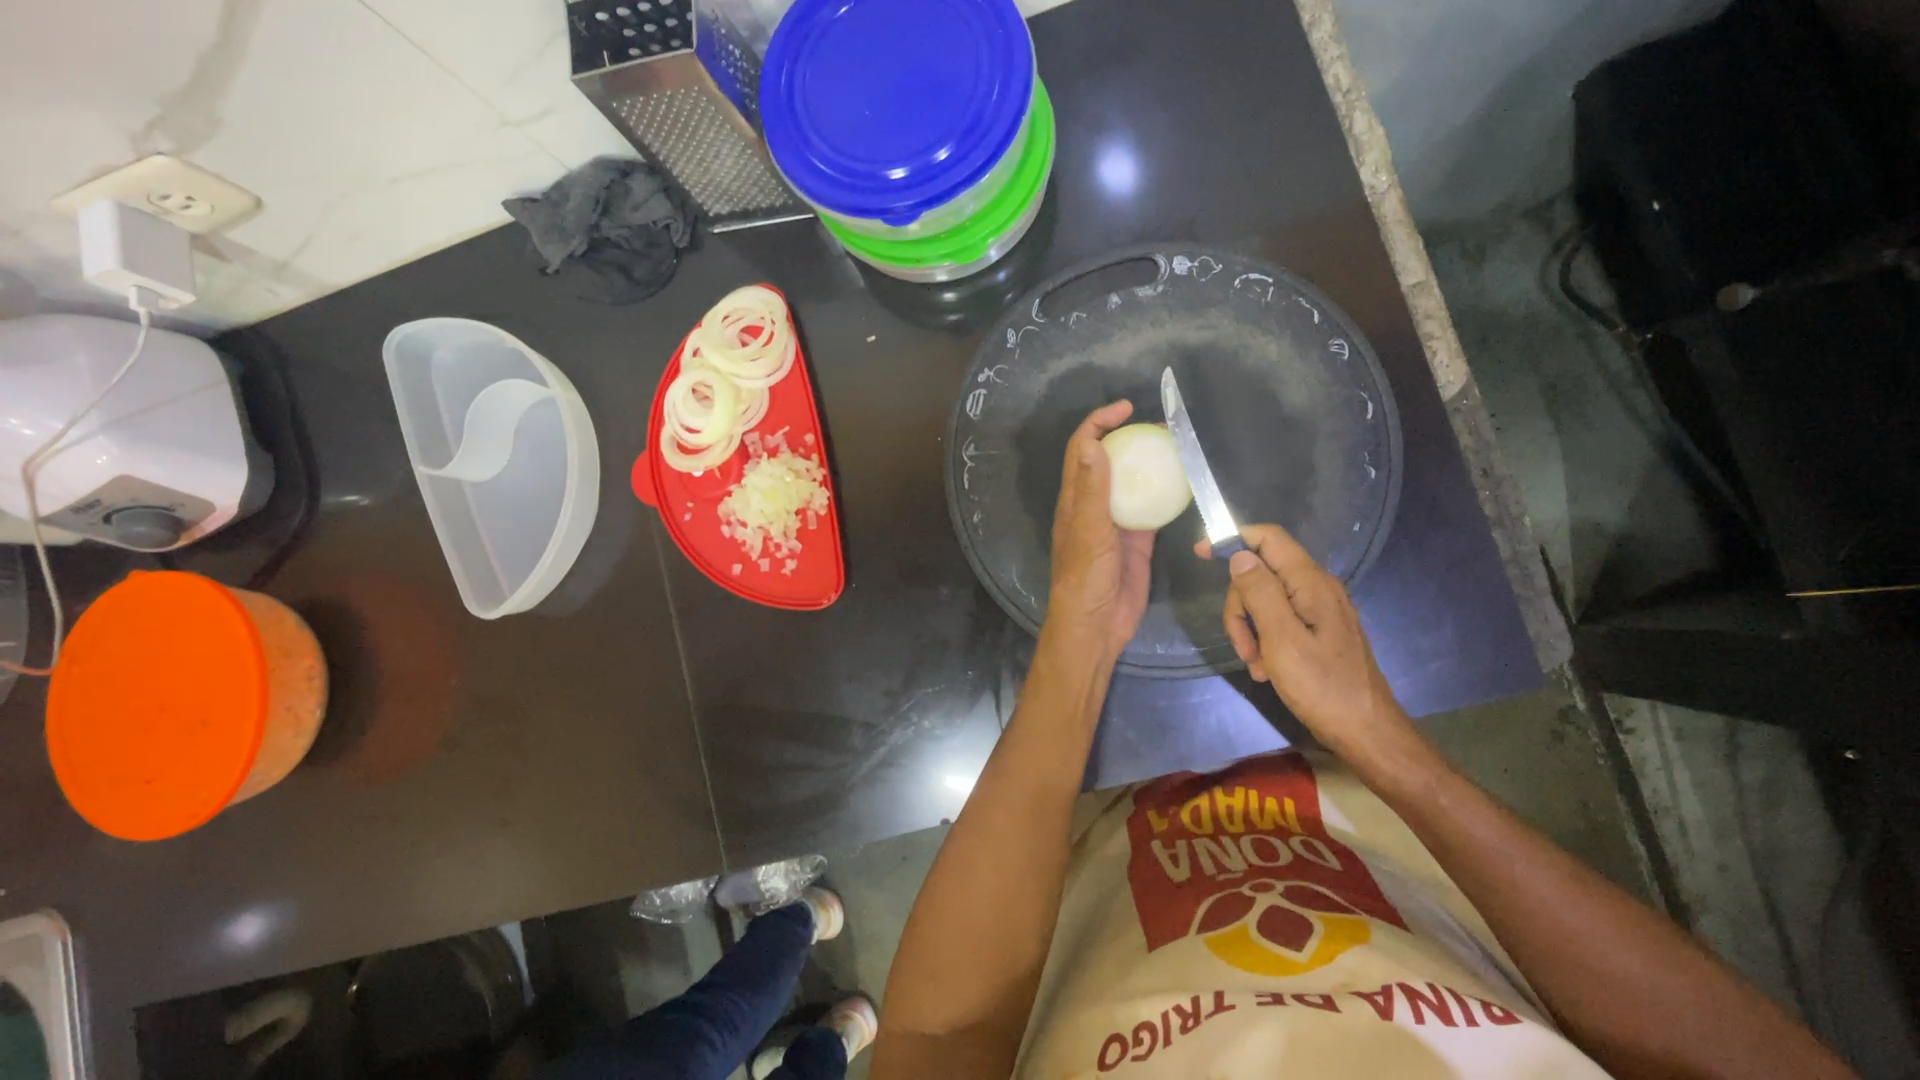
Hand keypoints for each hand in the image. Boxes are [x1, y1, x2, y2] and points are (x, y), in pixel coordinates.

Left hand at [1046, 401, 1154, 659]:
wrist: (1097, 624)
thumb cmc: (1085, 578)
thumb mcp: (1089, 531)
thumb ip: (1093, 490)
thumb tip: (1094, 443)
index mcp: (1075, 498)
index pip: (1084, 449)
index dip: (1099, 422)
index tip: (1126, 408)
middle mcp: (1094, 505)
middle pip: (1111, 460)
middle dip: (1130, 436)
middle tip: (1161, 425)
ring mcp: (1117, 522)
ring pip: (1134, 483)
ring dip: (1150, 463)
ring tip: (1177, 445)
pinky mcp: (1137, 541)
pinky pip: (1152, 510)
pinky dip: (1166, 494)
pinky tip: (1185, 482)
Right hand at [1198, 525, 1413, 758]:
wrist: (1365, 731)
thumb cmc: (1322, 686)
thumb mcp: (1281, 639)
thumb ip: (1260, 592)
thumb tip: (1240, 556)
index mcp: (1311, 583)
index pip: (1269, 538)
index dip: (1234, 539)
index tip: (1201, 554)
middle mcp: (1318, 588)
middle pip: (1262, 574)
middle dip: (1241, 605)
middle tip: (1243, 646)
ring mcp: (1321, 611)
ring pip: (1267, 600)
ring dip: (1251, 629)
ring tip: (1257, 664)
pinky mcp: (1320, 632)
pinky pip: (1281, 622)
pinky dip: (1266, 641)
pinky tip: (1268, 669)